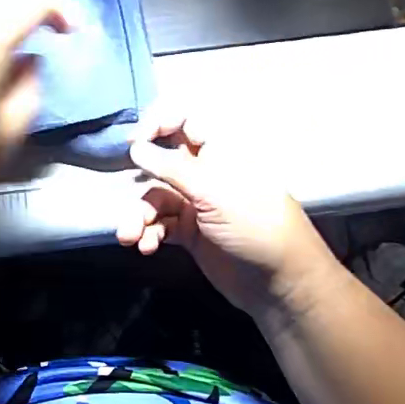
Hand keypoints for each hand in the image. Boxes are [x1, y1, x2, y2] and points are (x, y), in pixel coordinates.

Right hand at [117, 108, 341, 318]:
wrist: (278, 282)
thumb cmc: (254, 225)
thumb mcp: (213, 192)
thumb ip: (172, 168)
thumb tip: (136, 147)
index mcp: (220, 153)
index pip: (185, 121)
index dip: (158, 125)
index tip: (134, 143)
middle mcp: (206, 173)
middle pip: (161, 164)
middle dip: (140, 182)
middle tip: (125, 200)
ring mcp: (197, 203)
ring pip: (155, 199)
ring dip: (139, 216)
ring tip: (130, 236)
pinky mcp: (190, 232)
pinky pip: (160, 225)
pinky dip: (149, 234)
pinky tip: (146, 246)